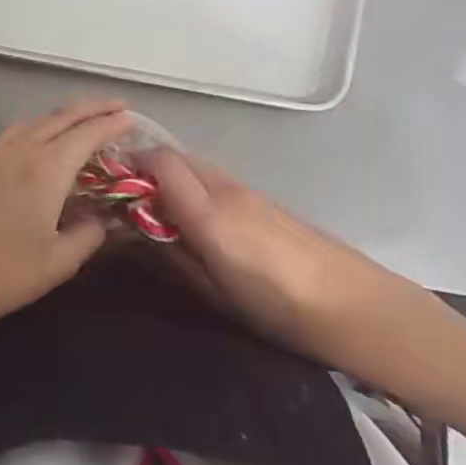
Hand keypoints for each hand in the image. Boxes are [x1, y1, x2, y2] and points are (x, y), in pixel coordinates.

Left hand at [0, 101, 132, 354]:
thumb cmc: (1, 275)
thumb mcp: (59, 262)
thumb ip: (88, 234)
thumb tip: (100, 218)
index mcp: (46, 167)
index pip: (87, 132)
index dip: (113, 122)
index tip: (133, 118)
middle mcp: (18, 151)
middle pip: (59, 117)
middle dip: (91, 108)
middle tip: (117, 107)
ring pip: (32, 123)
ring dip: (61, 117)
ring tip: (82, 125)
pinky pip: (12, 136)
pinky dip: (35, 130)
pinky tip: (39, 148)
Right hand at [142, 146, 426, 361]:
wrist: (355, 307)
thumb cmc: (275, 307)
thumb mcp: (212, 290)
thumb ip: (175, 255)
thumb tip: (146, 232)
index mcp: (208, 213)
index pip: (161, 162)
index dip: (131, 166)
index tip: (110, 187)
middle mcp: (227, 191)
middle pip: (178, 157)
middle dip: (146, 169)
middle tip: (127, 199)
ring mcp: (250, 192)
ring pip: (198, 167)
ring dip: (172, 178)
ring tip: (158, 210)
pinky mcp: (266, 201)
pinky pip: (218, 181)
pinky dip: (196, 188)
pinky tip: (196, 218)